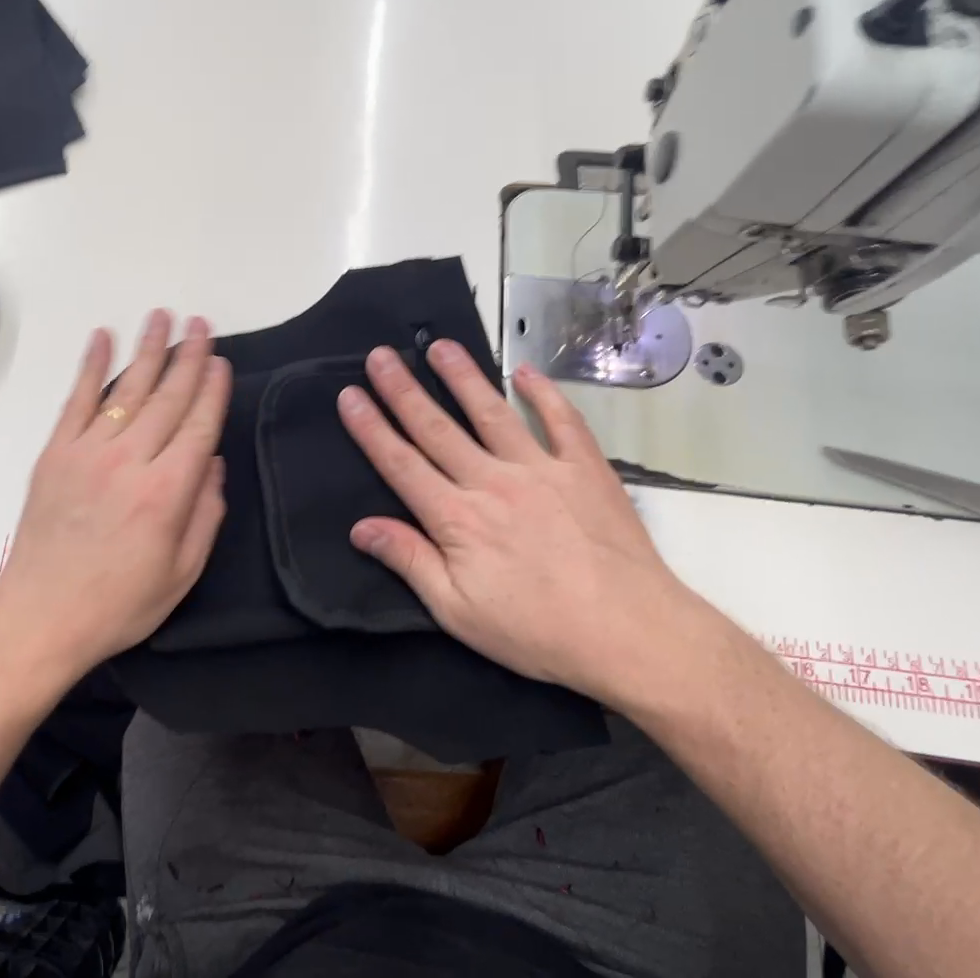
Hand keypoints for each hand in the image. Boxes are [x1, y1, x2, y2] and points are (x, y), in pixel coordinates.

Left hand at [0, 311, 230, 682]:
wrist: (42, 616)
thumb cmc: (119, 604)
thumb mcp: (182, 573)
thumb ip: (205, 514)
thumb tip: (214, 464)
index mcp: (169, 492)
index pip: (199, 426)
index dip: (213, 389)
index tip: (221, 361)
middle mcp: (130, 461)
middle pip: (168, 398)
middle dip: (189, 357)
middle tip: (201, 324)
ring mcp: (88, 452)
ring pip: (127, 390)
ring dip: (148, 350)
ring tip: (162, 317)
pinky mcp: (55, 454)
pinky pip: (76, 400)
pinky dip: (90, 366)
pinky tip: (103, 338)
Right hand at [337, 342, 724, 704]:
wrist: (629, 633)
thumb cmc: (536, 631)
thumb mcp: (457, 611)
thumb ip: (409, 561)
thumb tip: (361, 527)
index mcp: (456, 518)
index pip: (401, 464)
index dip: (371, 429)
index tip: (349, 396)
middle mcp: (492, 482)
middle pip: (437, 428)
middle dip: (403, 390)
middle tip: (379, 355)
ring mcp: (541, 469)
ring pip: (491, 413)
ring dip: (462, 377)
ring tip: (439, 346)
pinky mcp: (585, 469)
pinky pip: (561, 421)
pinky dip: (543, 393)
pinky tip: (525, 372)